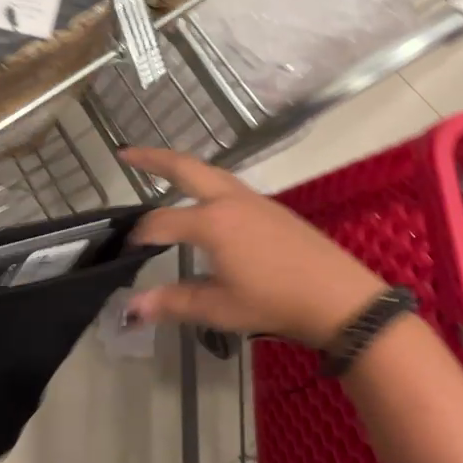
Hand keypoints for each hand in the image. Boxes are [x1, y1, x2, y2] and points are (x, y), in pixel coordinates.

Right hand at [121, 147, 385, 346]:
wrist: (340, 299)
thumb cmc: (275, 302)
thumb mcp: (220, 308)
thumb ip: (172, 302)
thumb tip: (130, 308)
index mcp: (211, 222)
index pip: (160, 222)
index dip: (138, 236)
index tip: (123, 252)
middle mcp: (228, 201)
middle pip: (183, 168)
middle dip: (151, 159)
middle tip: (124, 153)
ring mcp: (252, 200)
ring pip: (208, 172)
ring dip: (180, 166)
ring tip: (159, 168)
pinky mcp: (270, 208)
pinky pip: (226, 184)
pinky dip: (202, 180)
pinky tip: (202, 199)